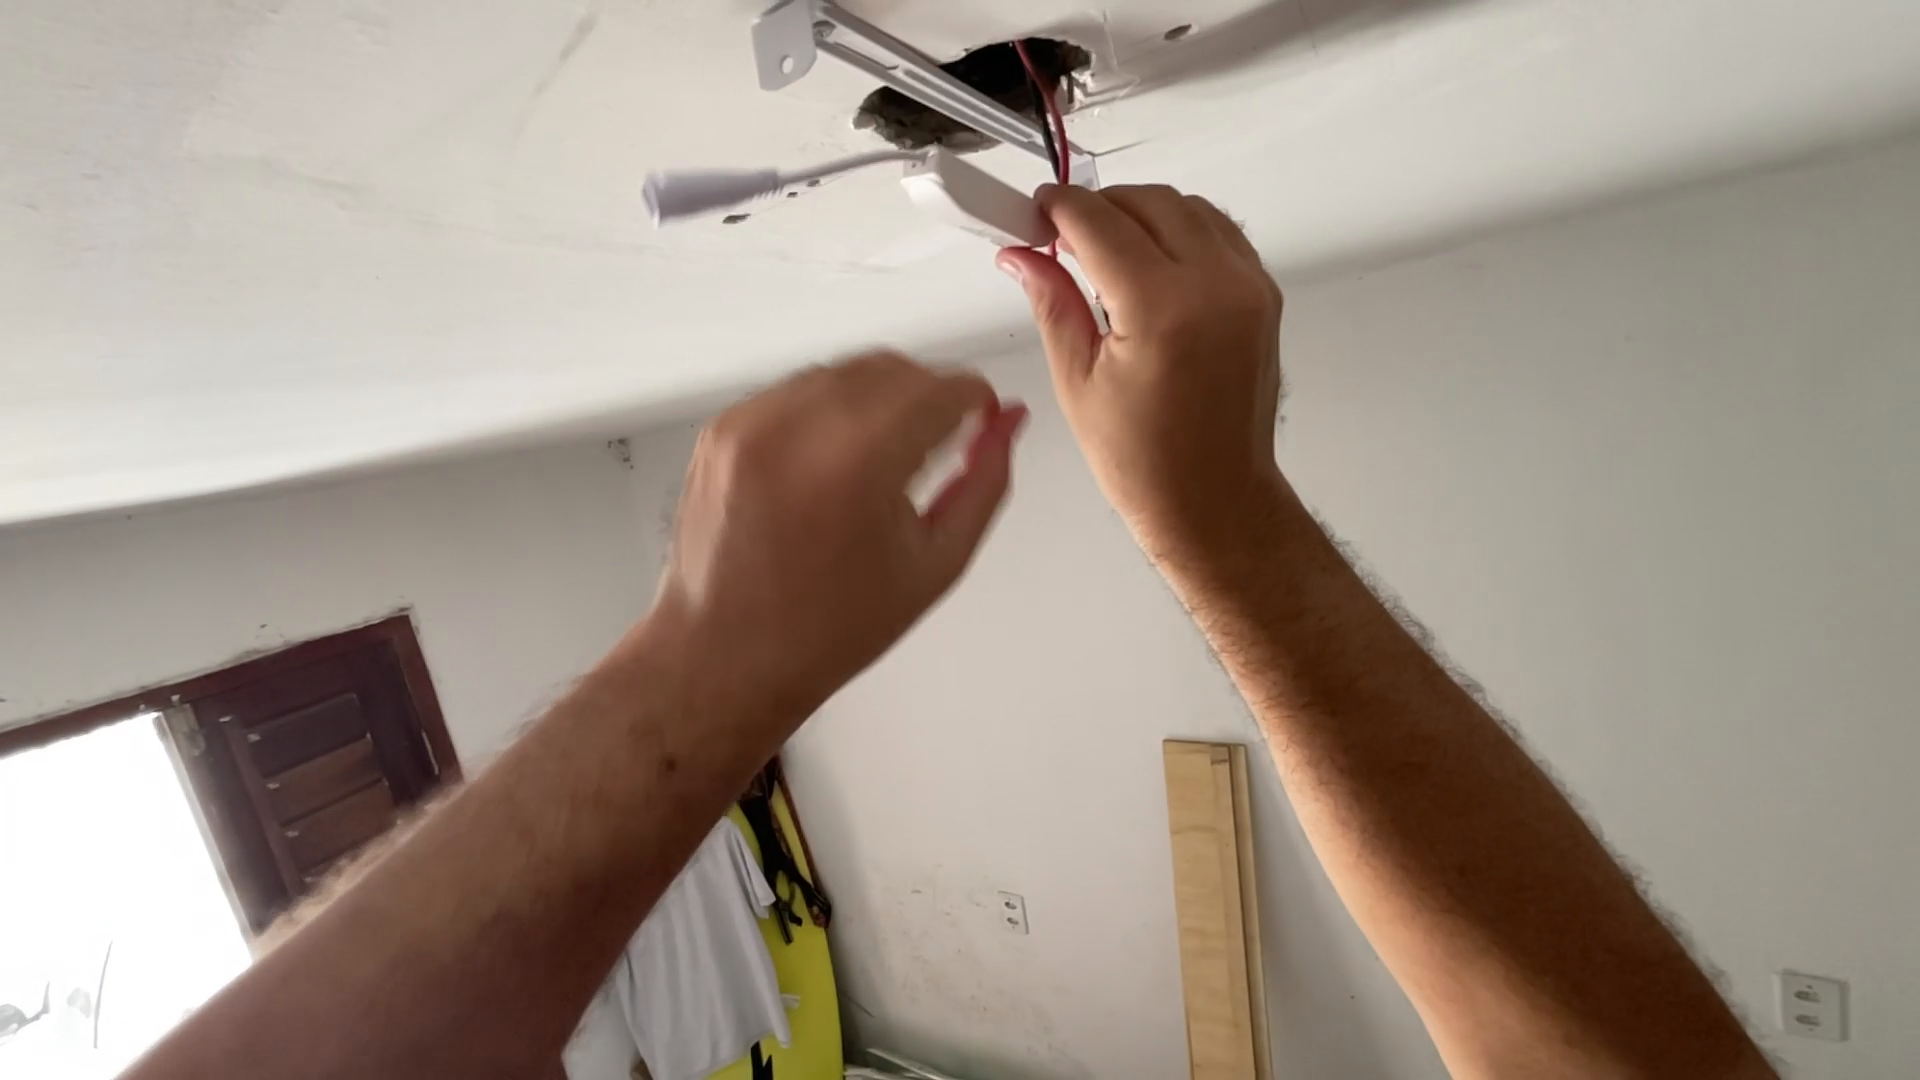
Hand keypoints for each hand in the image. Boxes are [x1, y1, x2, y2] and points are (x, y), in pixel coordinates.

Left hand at [653, 352, 1026, 719]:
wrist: (727, 656)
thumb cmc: (823, 631)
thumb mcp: (935, 564)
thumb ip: (983, 484)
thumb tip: (1005, 428)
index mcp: (855, 465)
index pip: (938, 389)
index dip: (974, 399)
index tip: (982, 415)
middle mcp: (794, 430)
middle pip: (893, 368)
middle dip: (930, 395)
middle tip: (943, 441)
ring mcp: (750, 424)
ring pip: (845, 371)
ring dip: (882, 399)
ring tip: (885, 462)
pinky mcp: (723, 428)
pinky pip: (798, 389)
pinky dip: (832, 410)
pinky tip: (839, 462)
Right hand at [998, 185, 1282, 554]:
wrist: (1212, 498)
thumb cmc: (1147, 463)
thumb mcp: (1077, 383)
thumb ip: (1052, 304)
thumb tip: (1022, 258)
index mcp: (1163, 311)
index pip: (1100, 224)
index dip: (1059, 210)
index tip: (1035, 212)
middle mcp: (1216, 287)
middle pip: (1146, 202)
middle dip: (1096, 208)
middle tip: (1058, 238)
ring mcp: (1248, 288)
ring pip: (1186, 208)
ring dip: (1138, 214)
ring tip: (1101, 255)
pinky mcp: (1262, 296)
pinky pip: (1218, 233)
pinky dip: (1179, 232)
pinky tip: (1147, 264)